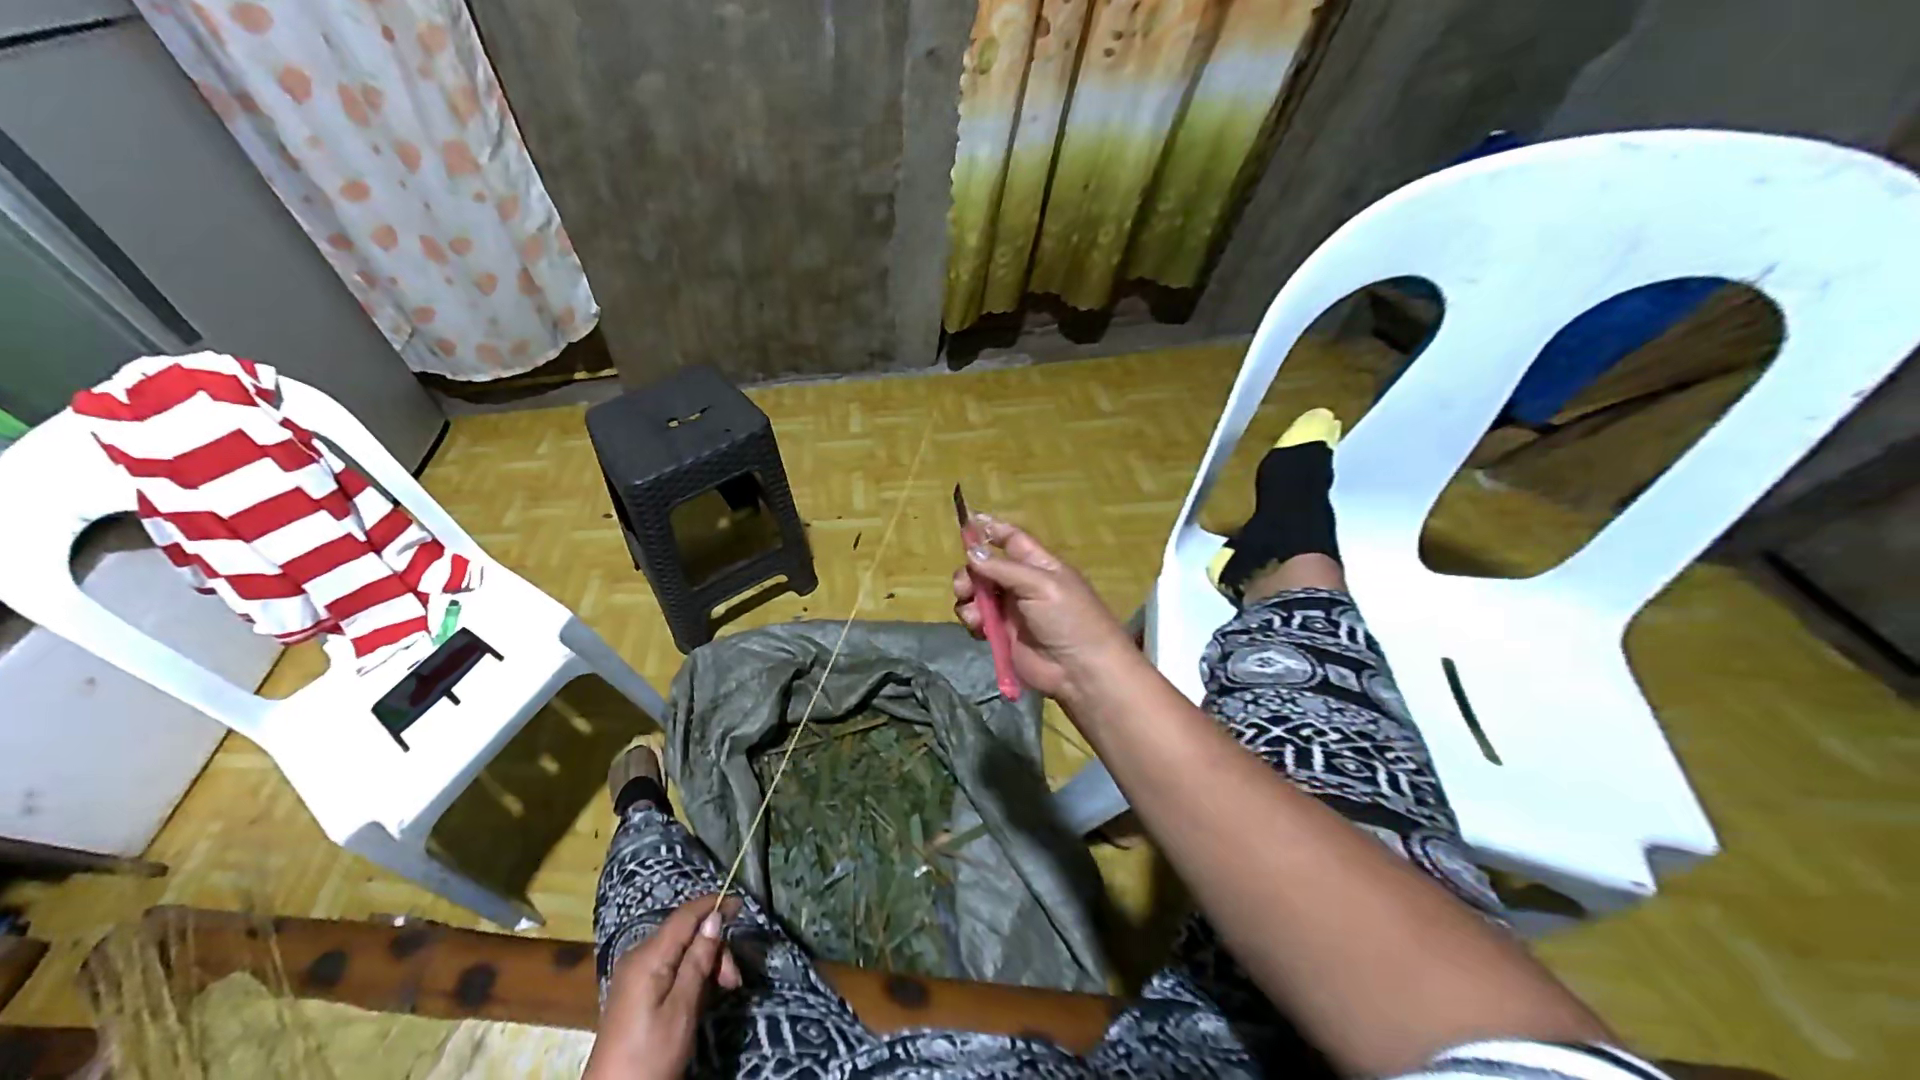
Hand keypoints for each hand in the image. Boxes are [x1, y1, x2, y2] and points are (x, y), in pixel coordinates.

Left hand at [585, 896, 741, 1079]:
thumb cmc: (650, 1057)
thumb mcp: (682, 1009)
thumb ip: (698, 960)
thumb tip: (713, 917)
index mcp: (648, 957)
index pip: (685, 915)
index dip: (713, 904)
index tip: (741, 904)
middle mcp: (639, 957)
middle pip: (685, 933)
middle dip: (714, 946)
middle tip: (734, 980)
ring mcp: (635, 975)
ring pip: (680, 950)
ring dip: (706, 963)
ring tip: (725, 990)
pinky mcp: (636, 992)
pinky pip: (670, 967)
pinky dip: (691, 974)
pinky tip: (704, 994)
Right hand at [951, 516, 1138, 702]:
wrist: (1080, 670)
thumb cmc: (1068, 618)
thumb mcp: (1041, 585)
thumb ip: (1003, 568)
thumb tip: (971, 552)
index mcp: (1039, 564)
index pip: (1011, 539)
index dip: (990, 530)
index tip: (965, 523)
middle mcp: (1022, 583)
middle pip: (986, 567)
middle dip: (970, 572)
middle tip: (965, 585)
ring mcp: (1011, 610)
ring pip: (976, 594)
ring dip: (968, 598)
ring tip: (972, 611)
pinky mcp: (1001, 635)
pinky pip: (977, 620)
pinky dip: (972, 621)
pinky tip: (978, 628)